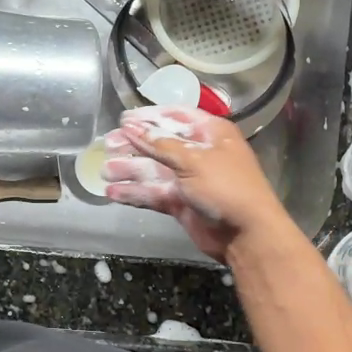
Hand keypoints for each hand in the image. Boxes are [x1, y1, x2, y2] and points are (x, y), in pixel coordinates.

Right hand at [102, 105, 289, 260]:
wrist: (247, 235)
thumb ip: (159, 144)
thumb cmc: (226, 187)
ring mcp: (188, 179)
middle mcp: (198, 153)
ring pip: (152, 170)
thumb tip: (130, 127)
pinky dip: (134, 192)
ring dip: (129, 170)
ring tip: (104, 172)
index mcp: (210, 133)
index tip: (123, 119)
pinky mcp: (180, 202)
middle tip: (107, 146)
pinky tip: (113, 193)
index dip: (149, 117)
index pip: (176, 116)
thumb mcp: (193, 160)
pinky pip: (153, 193)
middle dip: (133, 145)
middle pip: (159, 143)